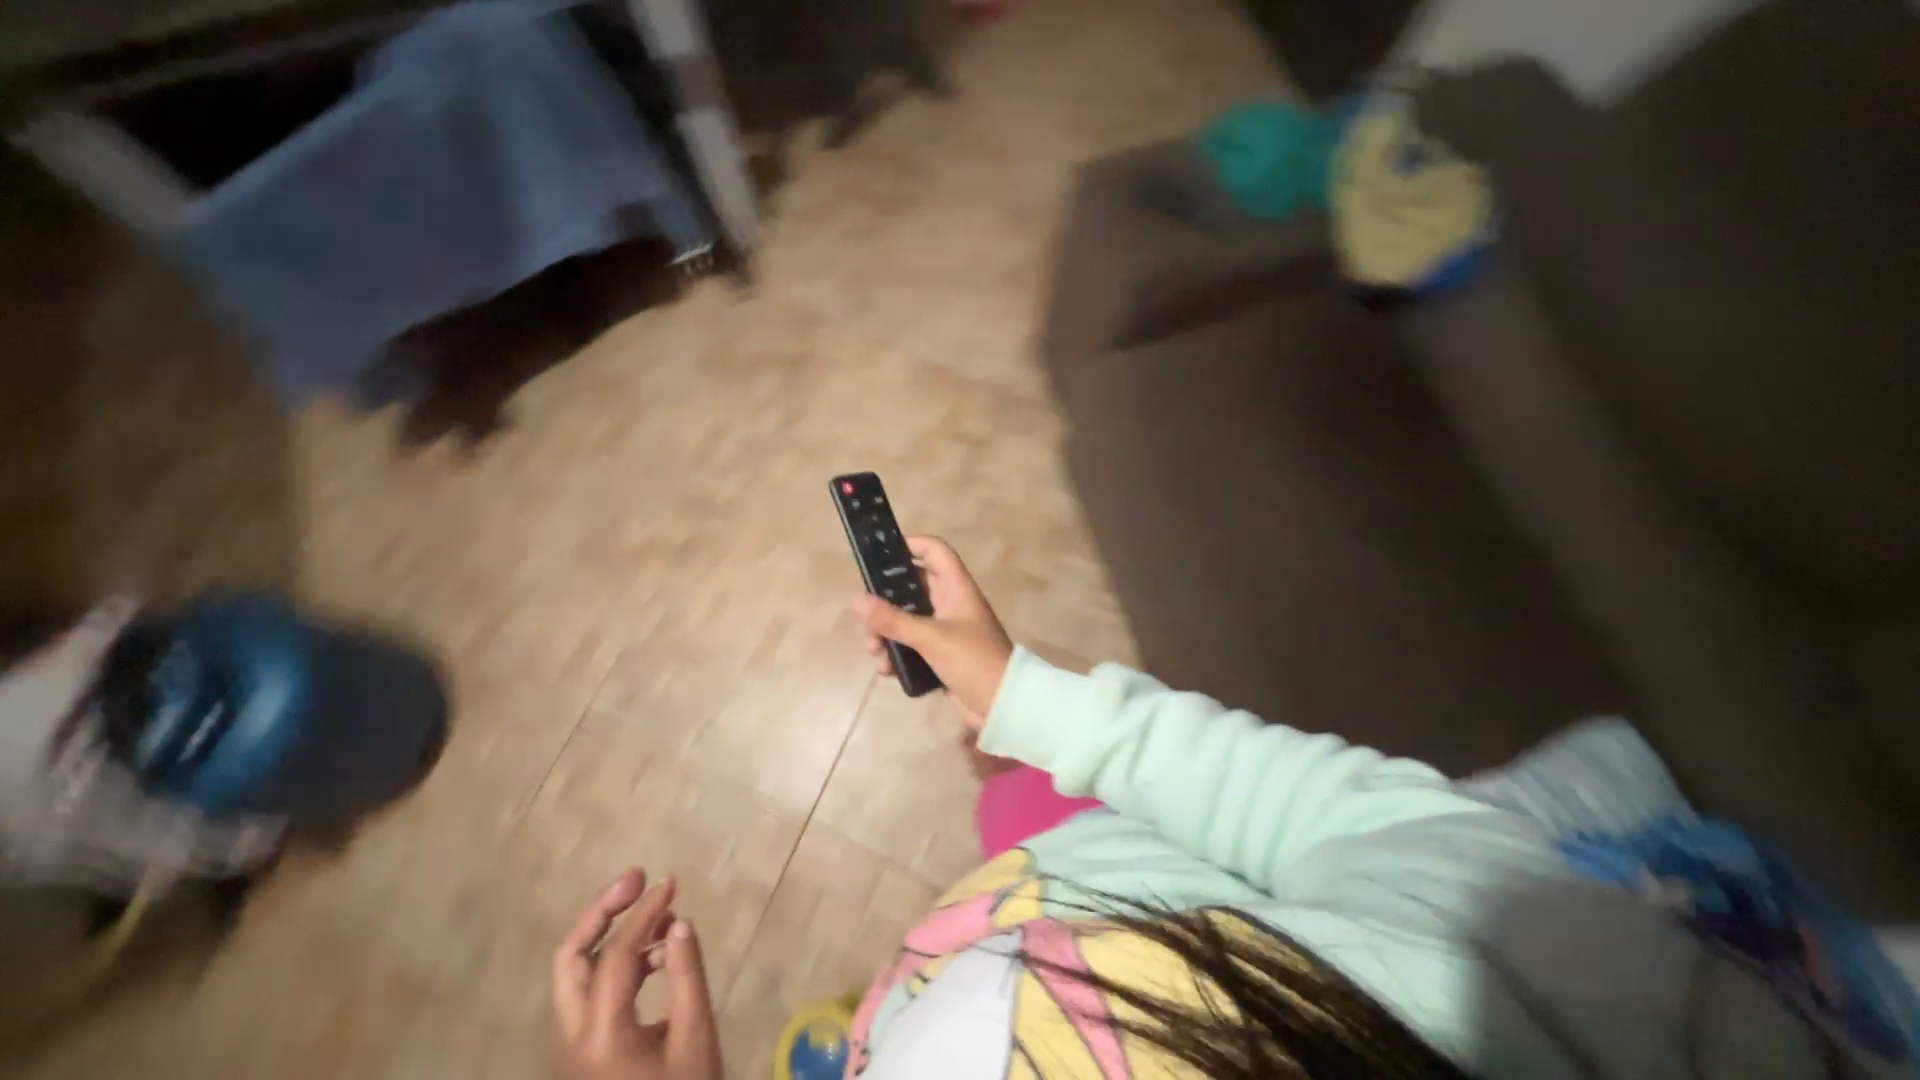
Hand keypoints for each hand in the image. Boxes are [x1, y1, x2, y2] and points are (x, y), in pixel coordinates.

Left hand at [552, 869, 721, 1079]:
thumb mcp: (696, 1041)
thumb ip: (686, 977)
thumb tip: (677, 923)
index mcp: (600, 1034)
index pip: (616, 954)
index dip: (644, 912)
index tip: (672, 883)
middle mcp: (573, 1037)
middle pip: (569, 958)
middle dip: (601, 912)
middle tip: (637, 880)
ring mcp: (573, 1048)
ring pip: (575, 975)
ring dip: (609, 935)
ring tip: (658, 913)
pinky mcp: (584, 1055)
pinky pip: (591, 993)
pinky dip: (617, 963)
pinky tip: (655, 956)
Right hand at [853, 536, 1013, 729]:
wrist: (1002, 706)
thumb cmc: (974, 661)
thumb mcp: (931, 638)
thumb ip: (893, 619)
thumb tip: (856, 600)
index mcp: (956, 588)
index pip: (935, 551)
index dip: (910, 545)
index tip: (880, 555)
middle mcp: (949, 604)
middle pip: (910, 589)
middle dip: (884, 603)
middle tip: (865, 618)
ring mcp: (943, 631)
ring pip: (904, 621)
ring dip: (885, 634)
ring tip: (874, 651)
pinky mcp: (938, 657)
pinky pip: (908, 647)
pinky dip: (895, 655)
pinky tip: (887, 669)